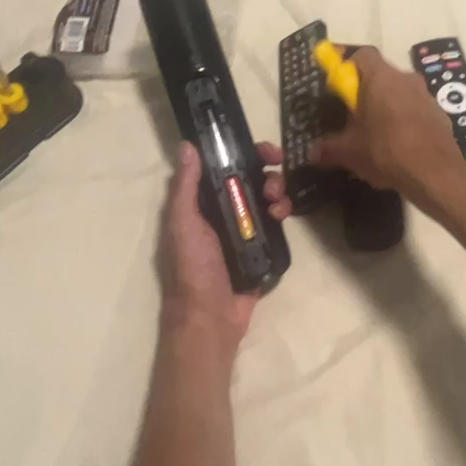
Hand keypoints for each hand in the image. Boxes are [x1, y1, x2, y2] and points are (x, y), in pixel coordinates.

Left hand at [157, 141, 289, 351]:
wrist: (211, 319)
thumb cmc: (192, 269)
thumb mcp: (182, 225)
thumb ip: (185, 187)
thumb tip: (187, 146)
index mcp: (201, 204)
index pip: (223, 167)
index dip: (242, 153)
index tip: (261, 149)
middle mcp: (223, 211)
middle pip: (250, 177)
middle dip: (267, 169)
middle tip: (278, 169)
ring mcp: (245, 227)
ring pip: (266, 195)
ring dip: (277, 188)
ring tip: (278, 200)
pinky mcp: (263, 244)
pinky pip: (277, 219)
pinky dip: (283, 210)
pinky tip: (283, 215)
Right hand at [311, 47, 465, 196]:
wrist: (436, 173)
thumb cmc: (386, 151)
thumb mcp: (349, 152)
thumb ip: (329, 148)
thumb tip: (313, 152)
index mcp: (381, 77)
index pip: (362, 55)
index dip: (347, 67)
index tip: (339, 88)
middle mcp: (405, 78)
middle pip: (381, 76)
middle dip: (366, 94)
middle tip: (354, 118)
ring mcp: (426, 95)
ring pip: (399, 94)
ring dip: (386, 108)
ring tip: (375, 137)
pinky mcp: (439, 114)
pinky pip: (415, 110)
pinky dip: (404, 122)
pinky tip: (398, 149)